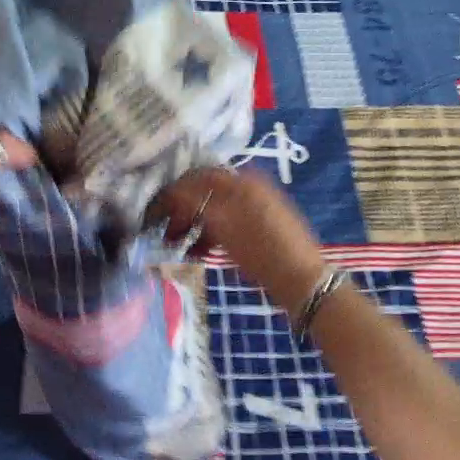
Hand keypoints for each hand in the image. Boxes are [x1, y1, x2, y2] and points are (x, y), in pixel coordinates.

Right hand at [153, 166, 328, 306]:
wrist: (304, 283)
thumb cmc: (262, 251)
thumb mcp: (224, 226)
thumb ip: (195, 204)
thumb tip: (171, 192)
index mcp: (241, 180)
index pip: (198, 177)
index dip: (174, 192)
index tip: (155, 210)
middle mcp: (248, 187)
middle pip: (206, 193)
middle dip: (182, 210)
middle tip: (164, 231)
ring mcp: (256, 208)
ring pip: (215, 210)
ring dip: (194, 224)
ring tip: (175, 244)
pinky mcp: (260, 228)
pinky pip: (228, 224)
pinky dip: (211, 235)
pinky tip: (196, 252)